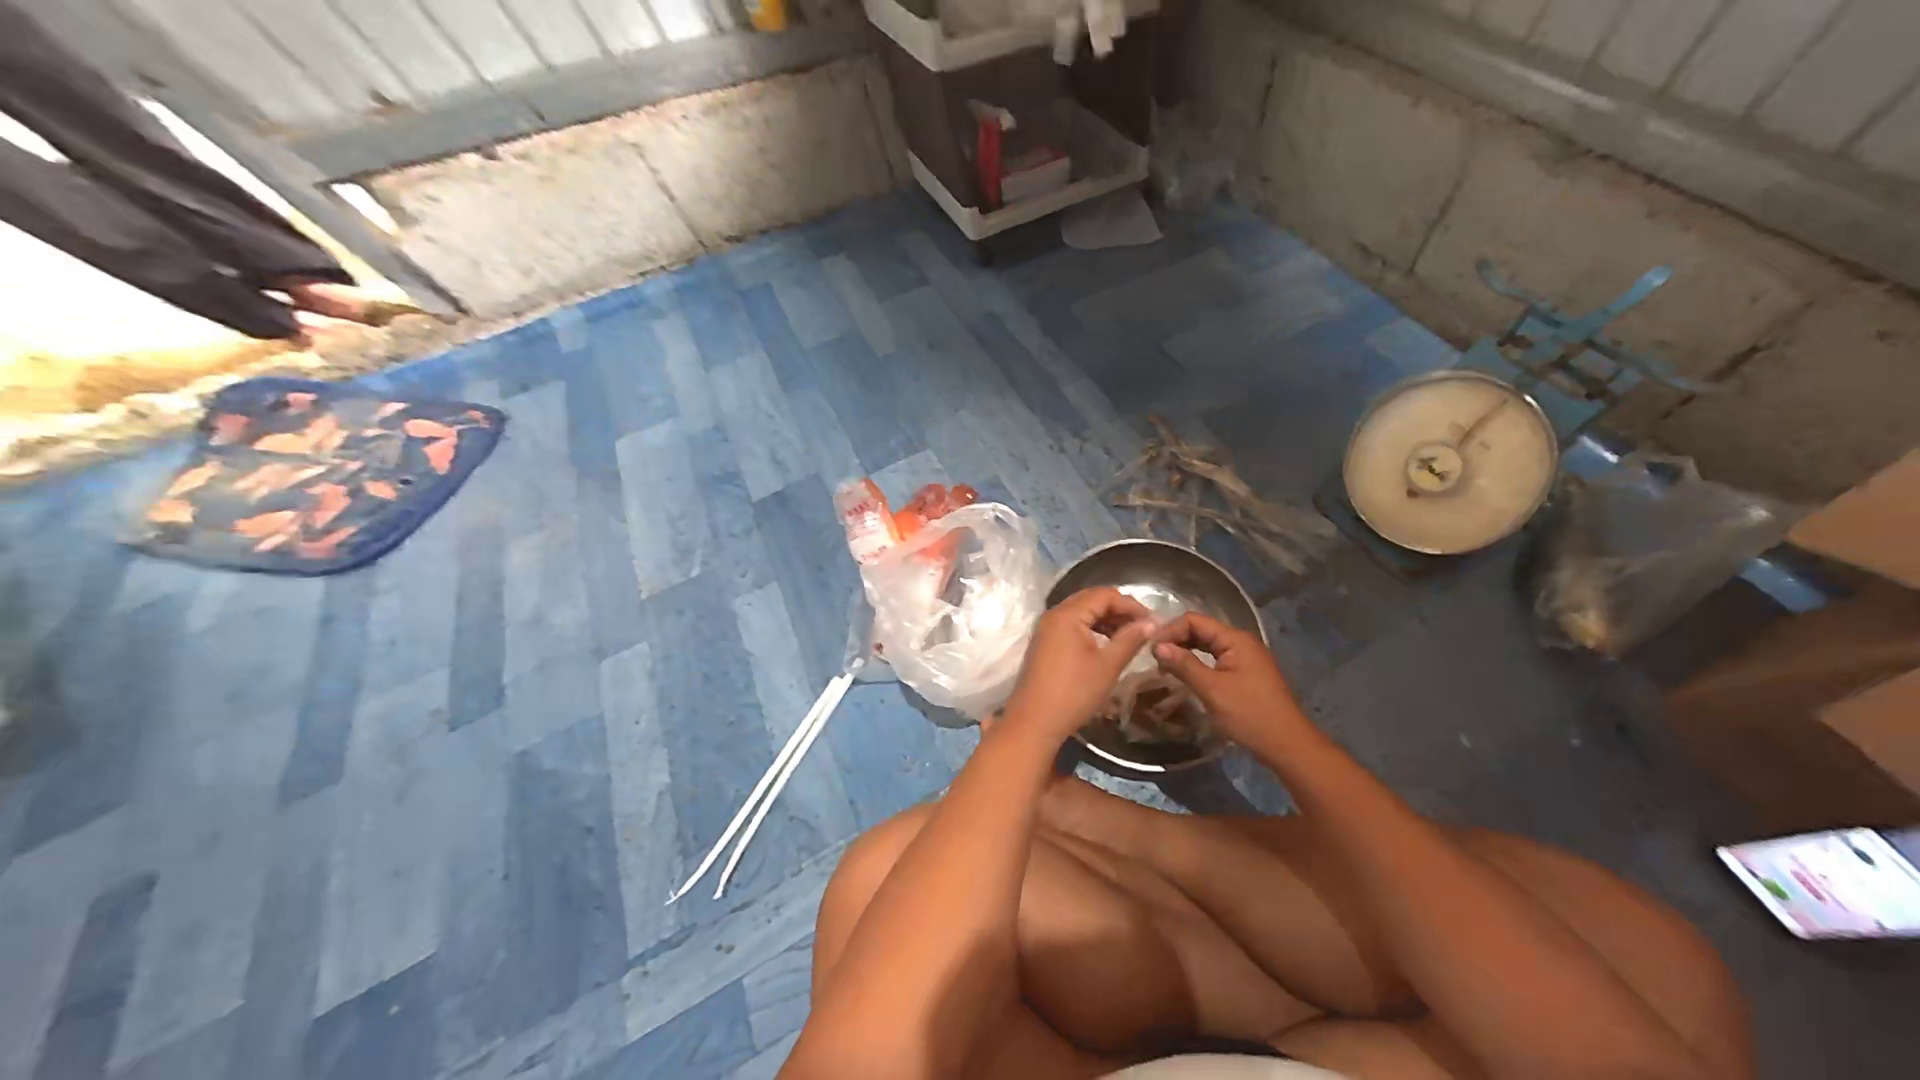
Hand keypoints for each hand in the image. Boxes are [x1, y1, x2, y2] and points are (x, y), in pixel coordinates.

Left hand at [1002, 587, 1155, 740]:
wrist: (1034, 722)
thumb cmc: (1073, 693)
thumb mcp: (1107, 666)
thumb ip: (1130, 639)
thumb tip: (1152, 623)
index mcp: (1067, 615)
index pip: (1104, 594)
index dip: (1131, 604)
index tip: (1152, 621)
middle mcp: (1053, 615)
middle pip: (1091, 599)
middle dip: (1118, 609)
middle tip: (1143, 626)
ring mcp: (1046, 629)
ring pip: (1081, 612)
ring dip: (1105, 619)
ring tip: (1129, 636)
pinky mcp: (1044, 643)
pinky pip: (1071, 625)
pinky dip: (1091, 629)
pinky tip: (1107, 644)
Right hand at [1151, 612, 1306, 748]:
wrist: (1287, 745)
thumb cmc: (1250, 715)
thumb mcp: (1212, 690)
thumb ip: (1184, 665)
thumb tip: (1157, 646)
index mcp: (1235, 639)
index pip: (1194, 621)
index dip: (1170, 631)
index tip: (1150, 650)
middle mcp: (1241, 642)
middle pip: (1200, 630)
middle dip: (1175, 640)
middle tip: (1153, 659)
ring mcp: (1244, 658)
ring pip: (1206, 645)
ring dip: (1184, 652)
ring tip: (1164, 667)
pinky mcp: (1244, 673)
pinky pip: (1214, 659)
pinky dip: (1197, 663)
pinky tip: (1184, 675)